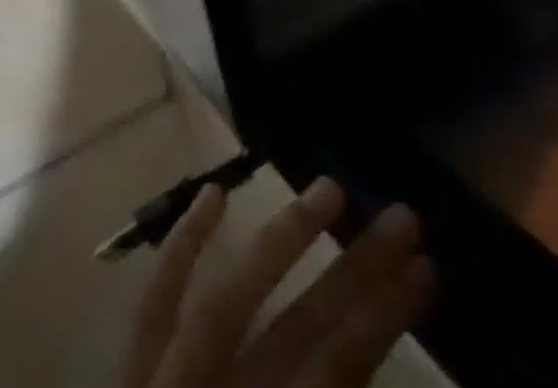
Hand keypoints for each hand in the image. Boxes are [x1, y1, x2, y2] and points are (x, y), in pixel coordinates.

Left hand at [126, 178, 433, 387]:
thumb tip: (366, 358)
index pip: (333, 372)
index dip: (382, 319)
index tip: (427, 270)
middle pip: (292, 331)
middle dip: (353, 272)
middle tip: (403, 218)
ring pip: (225, 302)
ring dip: (280, 242)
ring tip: (329, 188)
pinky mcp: (130, 381)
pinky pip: (149, 308)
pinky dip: (178, 250)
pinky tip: (211, 194)